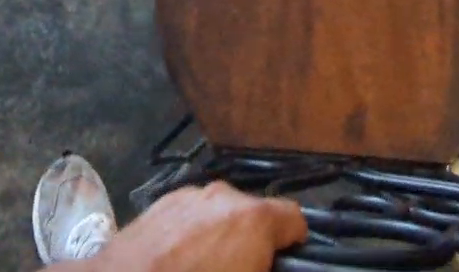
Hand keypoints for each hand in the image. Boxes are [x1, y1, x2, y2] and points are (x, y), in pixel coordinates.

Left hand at [79, 182, 306, 271]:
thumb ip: (262, 263)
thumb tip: (258, 262)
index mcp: (254, 219)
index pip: (296, 219)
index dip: (295, 245)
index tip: (285, 264)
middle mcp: (225, 195)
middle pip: (255, 215)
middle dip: (254, 244)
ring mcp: (191, 195)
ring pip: (221, 213)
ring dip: (222, 237)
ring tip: (205, 269)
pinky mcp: (163, 201)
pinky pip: (193, 215)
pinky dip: (194, 234)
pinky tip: (179, 262)